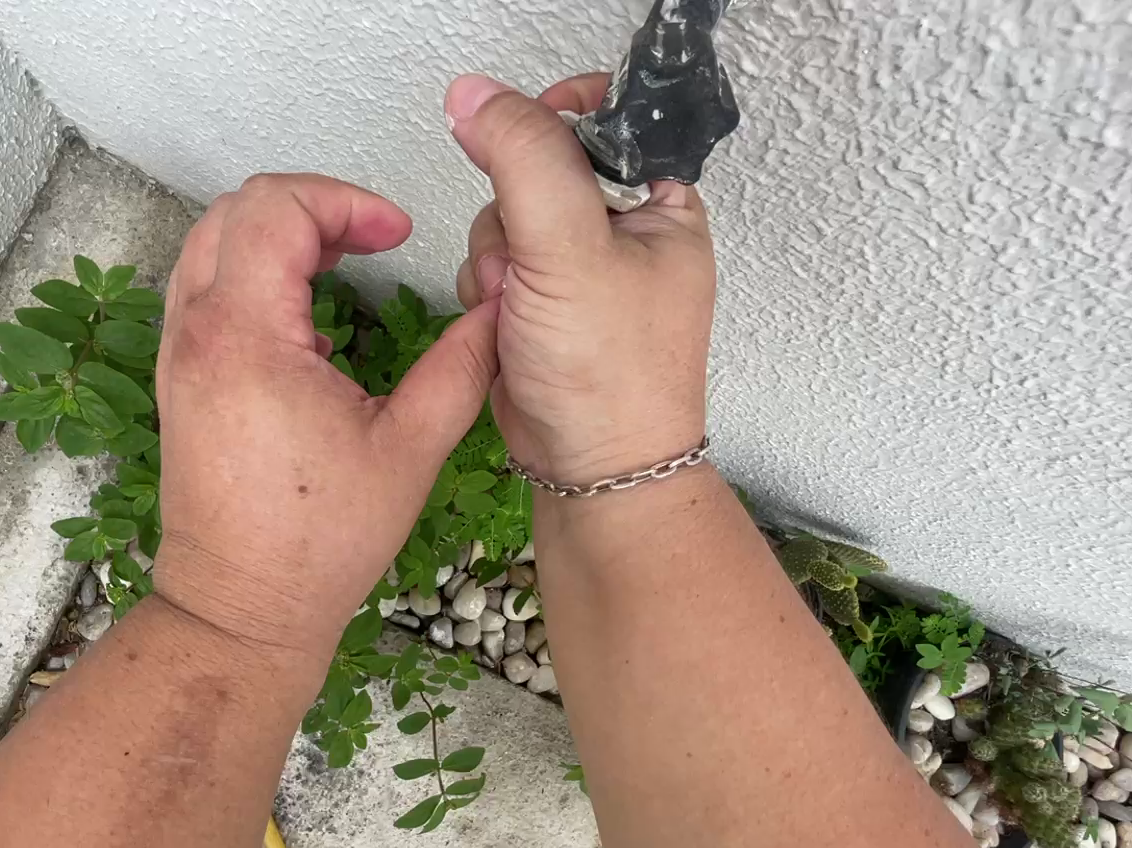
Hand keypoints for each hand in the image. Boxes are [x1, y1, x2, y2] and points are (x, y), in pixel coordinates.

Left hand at [152, 174, 498, 652]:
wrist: (243, 609)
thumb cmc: (321, 543)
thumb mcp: (410, 450)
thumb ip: (461, 367)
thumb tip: (496, 314)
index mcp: (248, 336)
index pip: (278, 207)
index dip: (347, 201)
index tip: (395, 235)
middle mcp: (196, 334)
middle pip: (236, 211)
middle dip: (312, 207)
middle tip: (370, 239)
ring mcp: (178, 359)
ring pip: (212, 246)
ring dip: (277, 238)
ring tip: (341, 267)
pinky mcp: (180, 385)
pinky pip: (204, 295)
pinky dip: (252, 278)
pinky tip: (306, 326)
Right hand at [446, 73, 715, 483]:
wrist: (588, 467)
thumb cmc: (608, 371)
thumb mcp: (571, 250)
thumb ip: (524, 159)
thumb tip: (473, 96)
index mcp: (657, 205)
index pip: (605, 120)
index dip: (555, 118)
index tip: (521, 143)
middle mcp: (618, 233)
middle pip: (536, 170)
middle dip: (512, 216)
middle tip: (526, 268)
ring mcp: (573, 272)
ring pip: (503, 220)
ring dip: (493, 259)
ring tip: (516, 307)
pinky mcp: (538, 306)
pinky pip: (492, 265)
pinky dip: (486, 291)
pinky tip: (502, 325)